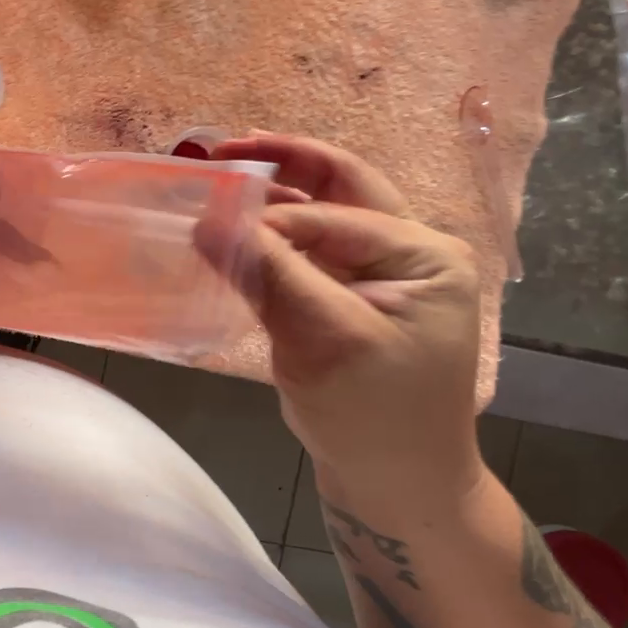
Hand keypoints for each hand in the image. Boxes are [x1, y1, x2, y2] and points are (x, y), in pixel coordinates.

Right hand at [212, 135, 483, 494]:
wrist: (395, 478)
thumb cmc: (375, 411)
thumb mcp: (325, 339)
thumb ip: (270, 273)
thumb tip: (205, 221)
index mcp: (423, 253)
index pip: (331, 214)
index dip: (265, 215)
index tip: (203, 220)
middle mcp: (404, 251)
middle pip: (338, 188)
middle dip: (282, 164)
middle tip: (222, 150)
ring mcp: (374, 275)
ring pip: (317, 217)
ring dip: (271, 198)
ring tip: (221, 181)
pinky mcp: (342, 299)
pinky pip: (302, 254)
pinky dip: (268, 238)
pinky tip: (234, 234)